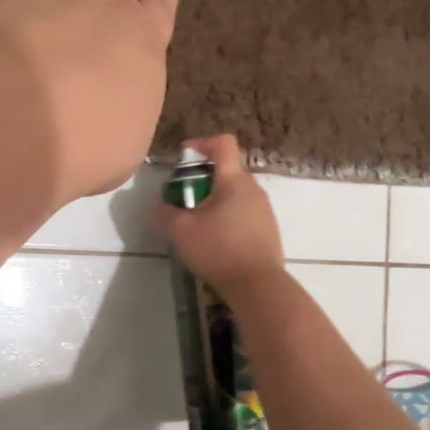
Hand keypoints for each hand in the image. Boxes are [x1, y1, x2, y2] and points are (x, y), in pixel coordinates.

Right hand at [154, 134, 285, 295]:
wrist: (258, 285)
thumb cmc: (218, 250)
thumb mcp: (180, 231)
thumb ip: (165, 213)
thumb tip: (161, 206)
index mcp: (233, 180)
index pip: (223, 143)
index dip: (202, 143)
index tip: (184, 157)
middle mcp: (253, 189)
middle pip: (227, 171)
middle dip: (203, 179)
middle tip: (184, 200)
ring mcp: (264, 210)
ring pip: (235, 194)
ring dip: (215, 201)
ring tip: (198, 225)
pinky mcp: (268, 230)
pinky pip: (244, 213)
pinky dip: (228, 218)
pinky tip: (216, 242)